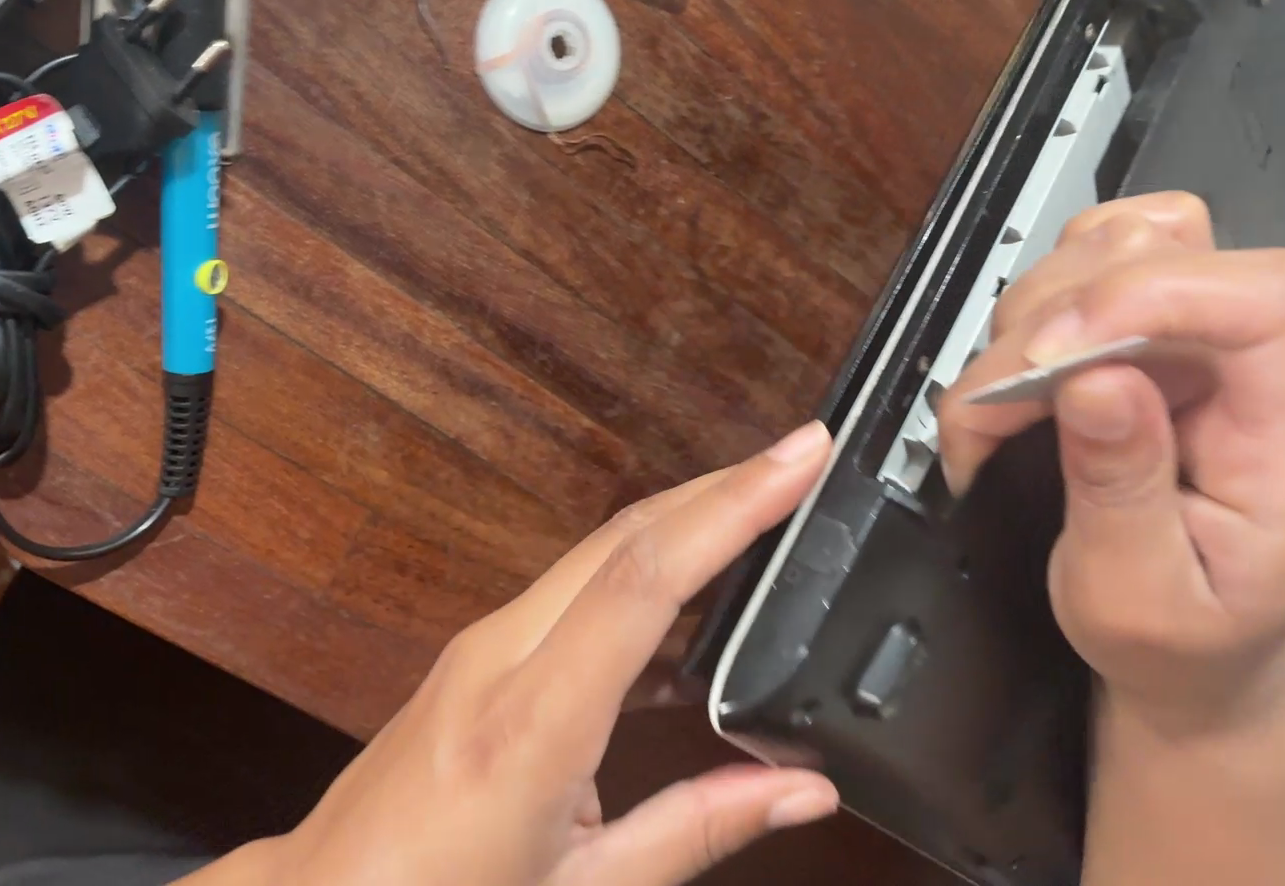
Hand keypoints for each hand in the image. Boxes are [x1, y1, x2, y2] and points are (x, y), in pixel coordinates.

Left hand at [253, 423, 840, 885]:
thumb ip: (696, 829)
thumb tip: (800, 789)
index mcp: (532, 720)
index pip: (645, 579)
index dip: (729, 507)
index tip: (795, 457)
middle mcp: (502, 652)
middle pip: (624, 535)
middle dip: (717, 485)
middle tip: (796, 455)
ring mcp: (487, 638)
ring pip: (599, 548)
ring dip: (681, 516)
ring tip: (761, 504)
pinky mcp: (484, 644)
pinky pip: (575, 584)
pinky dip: (642, 564)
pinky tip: (690, 584)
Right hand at [937, 192, 1284, 734]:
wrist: (1184, 660)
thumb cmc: (1170, 642)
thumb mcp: (1132, 594)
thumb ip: (1120, 488)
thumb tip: (1093, 380)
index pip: (1265, 301)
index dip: (1144, 296)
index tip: (1042, 358)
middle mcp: (1258, 379)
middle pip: (1171, 260)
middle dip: (1047, 324)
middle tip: (988, 413)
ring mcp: (1203, 356)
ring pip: (1118, 252)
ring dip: (1029, 318)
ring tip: (994, 407)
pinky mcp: (1151, 350)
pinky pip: (1096, 270)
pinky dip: (1041, 302)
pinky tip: (1018, 367)